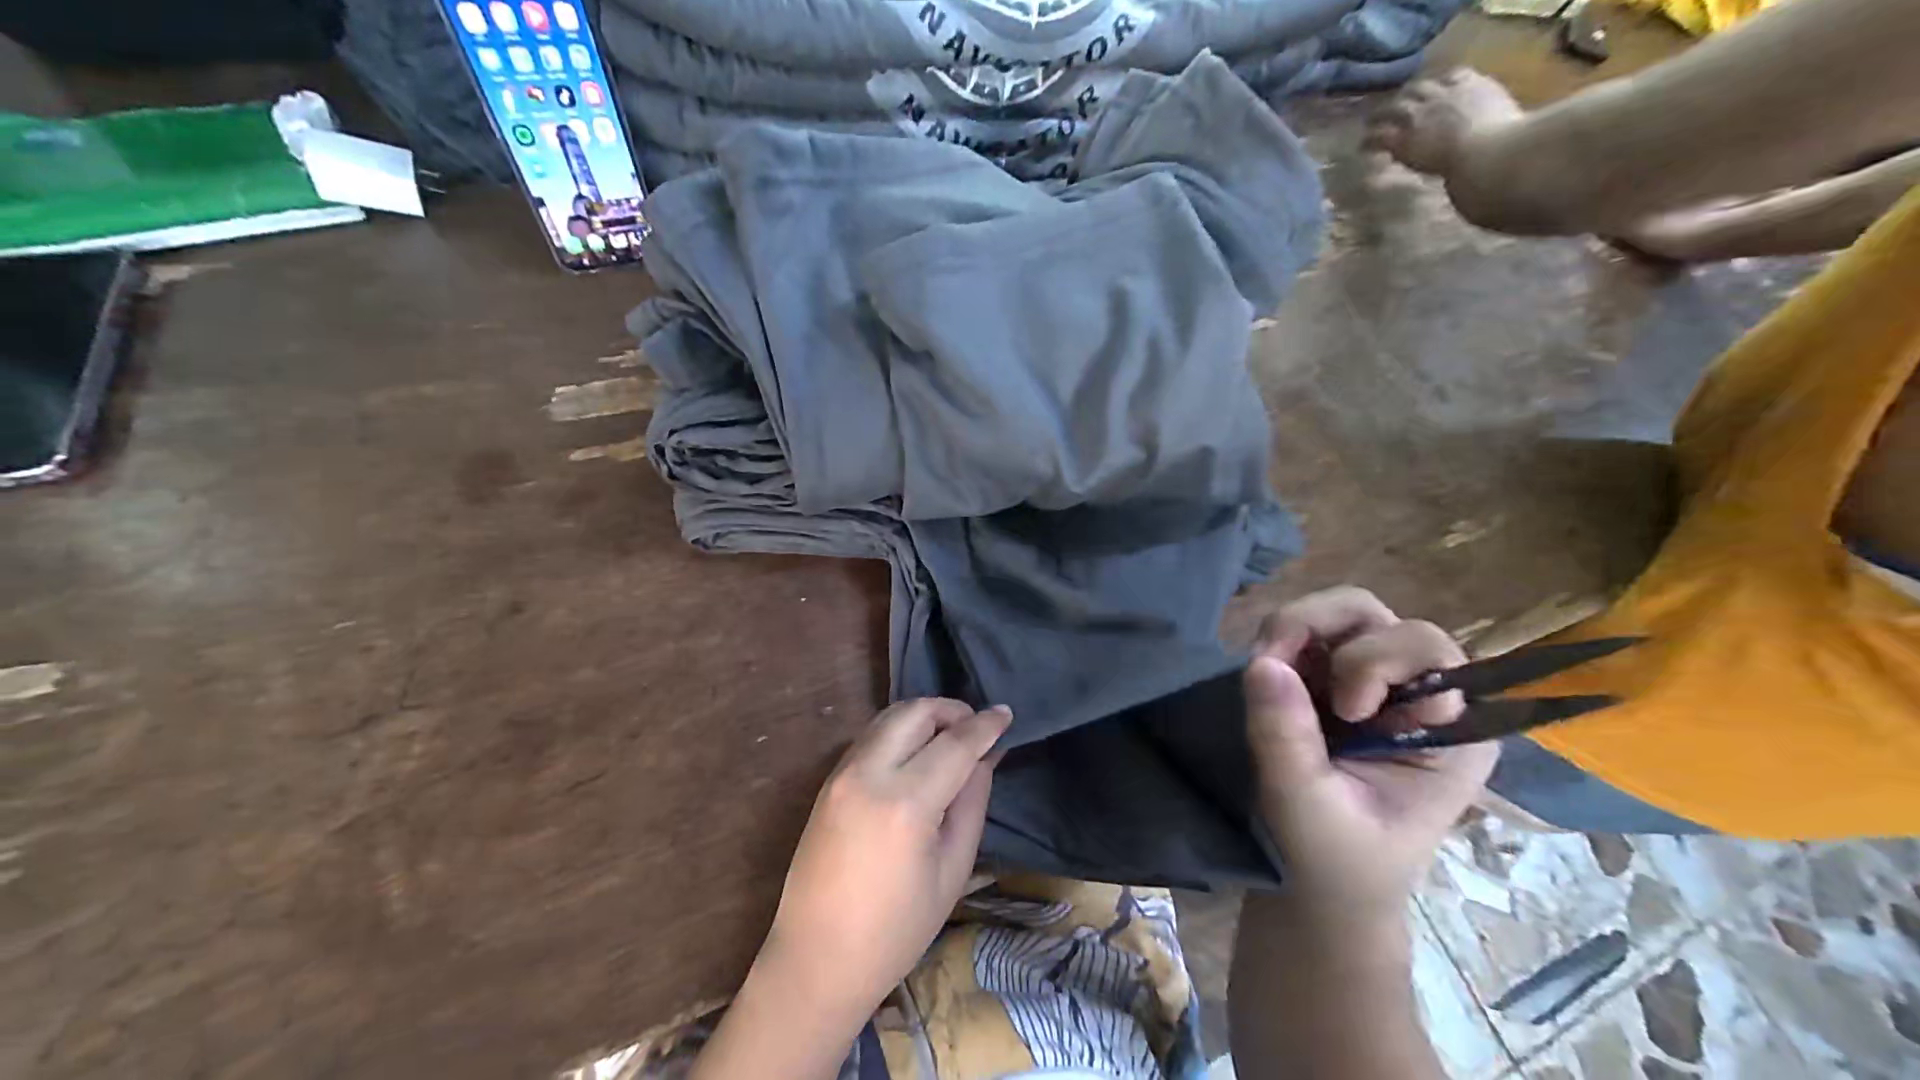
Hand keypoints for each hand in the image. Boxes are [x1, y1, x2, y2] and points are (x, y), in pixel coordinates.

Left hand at [758, 698, 1009, 1015]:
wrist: (818, 958)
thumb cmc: (897, 929)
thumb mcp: (952, 869)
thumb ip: (971, 802)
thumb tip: (985, 756)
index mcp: (905, 803)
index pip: (955, 743)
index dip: (985, 725)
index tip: (1006, 713)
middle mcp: (868, 774)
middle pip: (915, 712)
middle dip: (951, 710)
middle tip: (976, 729)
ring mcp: (841, 774)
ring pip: (889, 717)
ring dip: (923, 717)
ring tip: (949, 739)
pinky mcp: (828, 781)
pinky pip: (870, 736)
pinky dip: (899, 731)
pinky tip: (916, 755)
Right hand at [1243, 587, 1497, 929]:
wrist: (1318, 888)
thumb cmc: (1332, 859)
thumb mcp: (1307, 806)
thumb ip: (1287, 738)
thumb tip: (1261, 662)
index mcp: (1448, 731)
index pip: (1426, 649)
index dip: (1374, 662)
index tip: (1344, 712)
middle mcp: (1414, 693)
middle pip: (1374, 615)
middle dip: (1318, 627)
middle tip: (1277, 667)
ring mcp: (1368, 681)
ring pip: (1336, 614)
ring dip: (1291, 631)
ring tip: (1266, 674)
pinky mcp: (1327, 681)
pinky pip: (1304, 635)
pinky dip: (1277, 643)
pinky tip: (1265, 681)